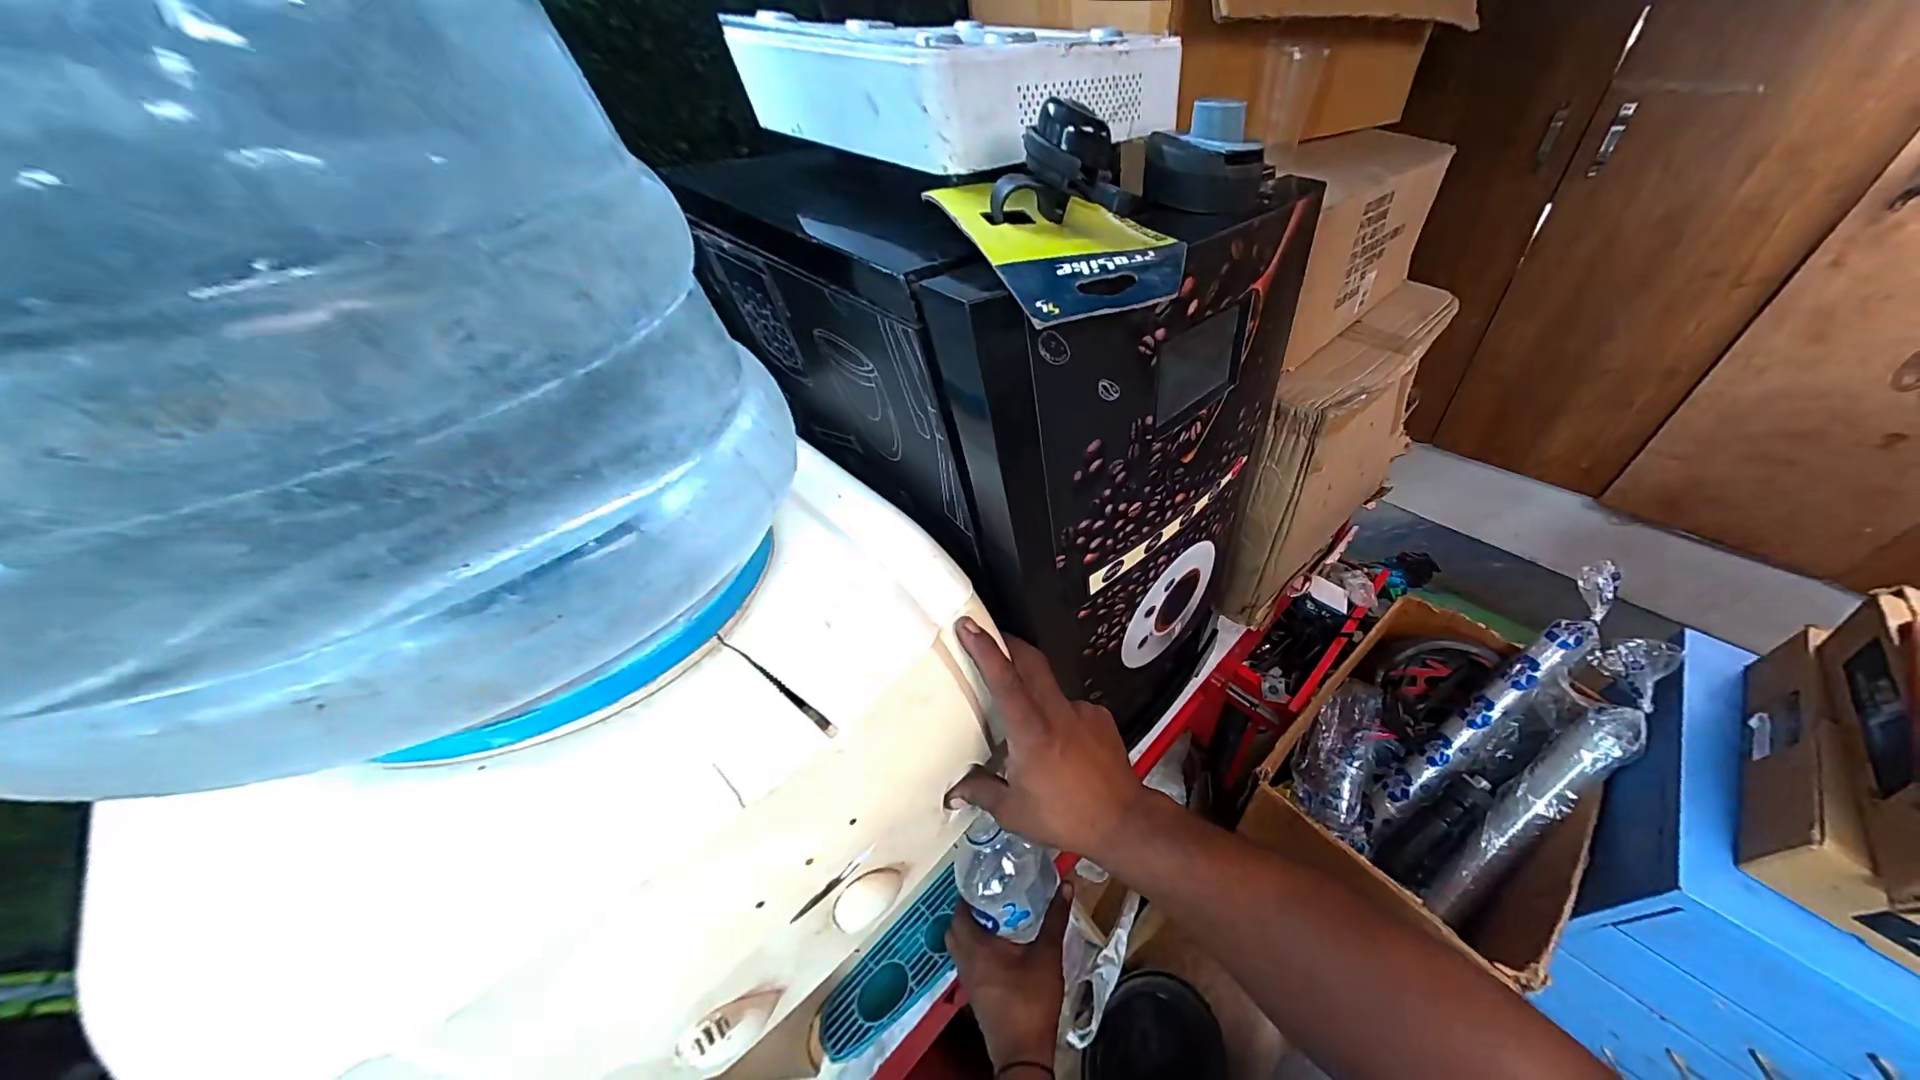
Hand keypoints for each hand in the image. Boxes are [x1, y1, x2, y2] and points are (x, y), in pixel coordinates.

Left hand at [945, 882, 1072, 1071]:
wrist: (1024, 1053)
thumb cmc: (1032, 1000)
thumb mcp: (1047, 955)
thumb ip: (1055, 918)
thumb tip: (1066, 885)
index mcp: (975, 946)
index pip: (959, 909)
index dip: (968, 891)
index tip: (984, 878)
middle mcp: (965, 960)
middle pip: (955, 926)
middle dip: (968, 910)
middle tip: (990, 897)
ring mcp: (967, 979)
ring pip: (959, 945)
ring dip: (971, 929)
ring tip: (997, 917)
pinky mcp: (974, 993)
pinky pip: (967, 960)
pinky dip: (976, 948)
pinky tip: (1000, 946)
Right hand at [947, 617, 1144, 862]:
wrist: (1125, 822)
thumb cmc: (1065, 817)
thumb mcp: (1015, 812)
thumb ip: (981, 792)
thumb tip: (953, 791)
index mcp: (1031, 732)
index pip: (1005, 679)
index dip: (985, 649)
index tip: (969, 625)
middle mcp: (1058, 712)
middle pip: (1032, 662)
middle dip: (1008, 642)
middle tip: (988, 635)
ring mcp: (1083, 711)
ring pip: (1051, 686)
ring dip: (1034, 688)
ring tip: (1026, 718)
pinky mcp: (1101, 717)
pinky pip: (1071, 707)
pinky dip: (1058, 715)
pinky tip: (1060, 741)